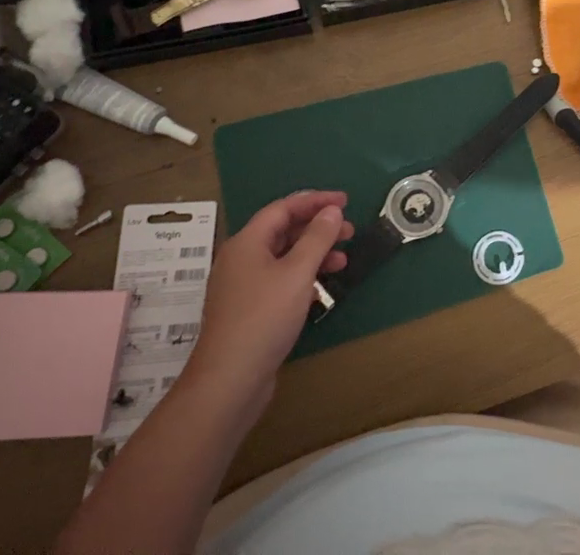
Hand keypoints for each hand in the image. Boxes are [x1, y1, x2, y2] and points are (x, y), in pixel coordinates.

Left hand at [186, 190, 352, 418]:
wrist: (230, 379)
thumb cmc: (264, 318)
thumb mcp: (297, 273)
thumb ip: (317, 238)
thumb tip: (331, 211)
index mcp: (247, 243)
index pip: (283, 208)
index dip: (315, 201)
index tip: (345, 201)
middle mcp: (240, 259)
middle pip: (282, 231)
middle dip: (317, 228)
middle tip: (350, 232)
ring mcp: (242, 286)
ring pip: (282, 257)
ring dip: (313, 253)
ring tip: (343, 261)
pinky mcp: (248, 309)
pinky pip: (279, 279)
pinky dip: (302, 276)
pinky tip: (320, 287)